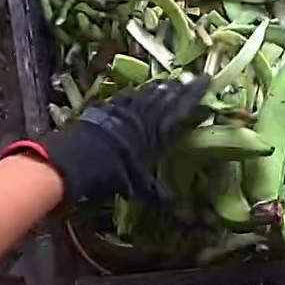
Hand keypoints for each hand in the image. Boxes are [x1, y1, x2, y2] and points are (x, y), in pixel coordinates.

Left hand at [33, 77, 208, 203]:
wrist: (77, 157)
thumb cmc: (111, 171)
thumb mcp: (136, 185)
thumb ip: (155, 192)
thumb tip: (172, 205)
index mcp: (158, 131)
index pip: (182, 108)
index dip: (195, 96)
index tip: (207, 84)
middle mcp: (145, 115)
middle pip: (166, 96)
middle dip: (181, 88)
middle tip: (193, 80)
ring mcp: (125, 109)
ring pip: (148, 93)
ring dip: (160, 88)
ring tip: (170, 83)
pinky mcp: (107, 107)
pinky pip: (128, 97)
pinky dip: (137, 94)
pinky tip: (138, 93)